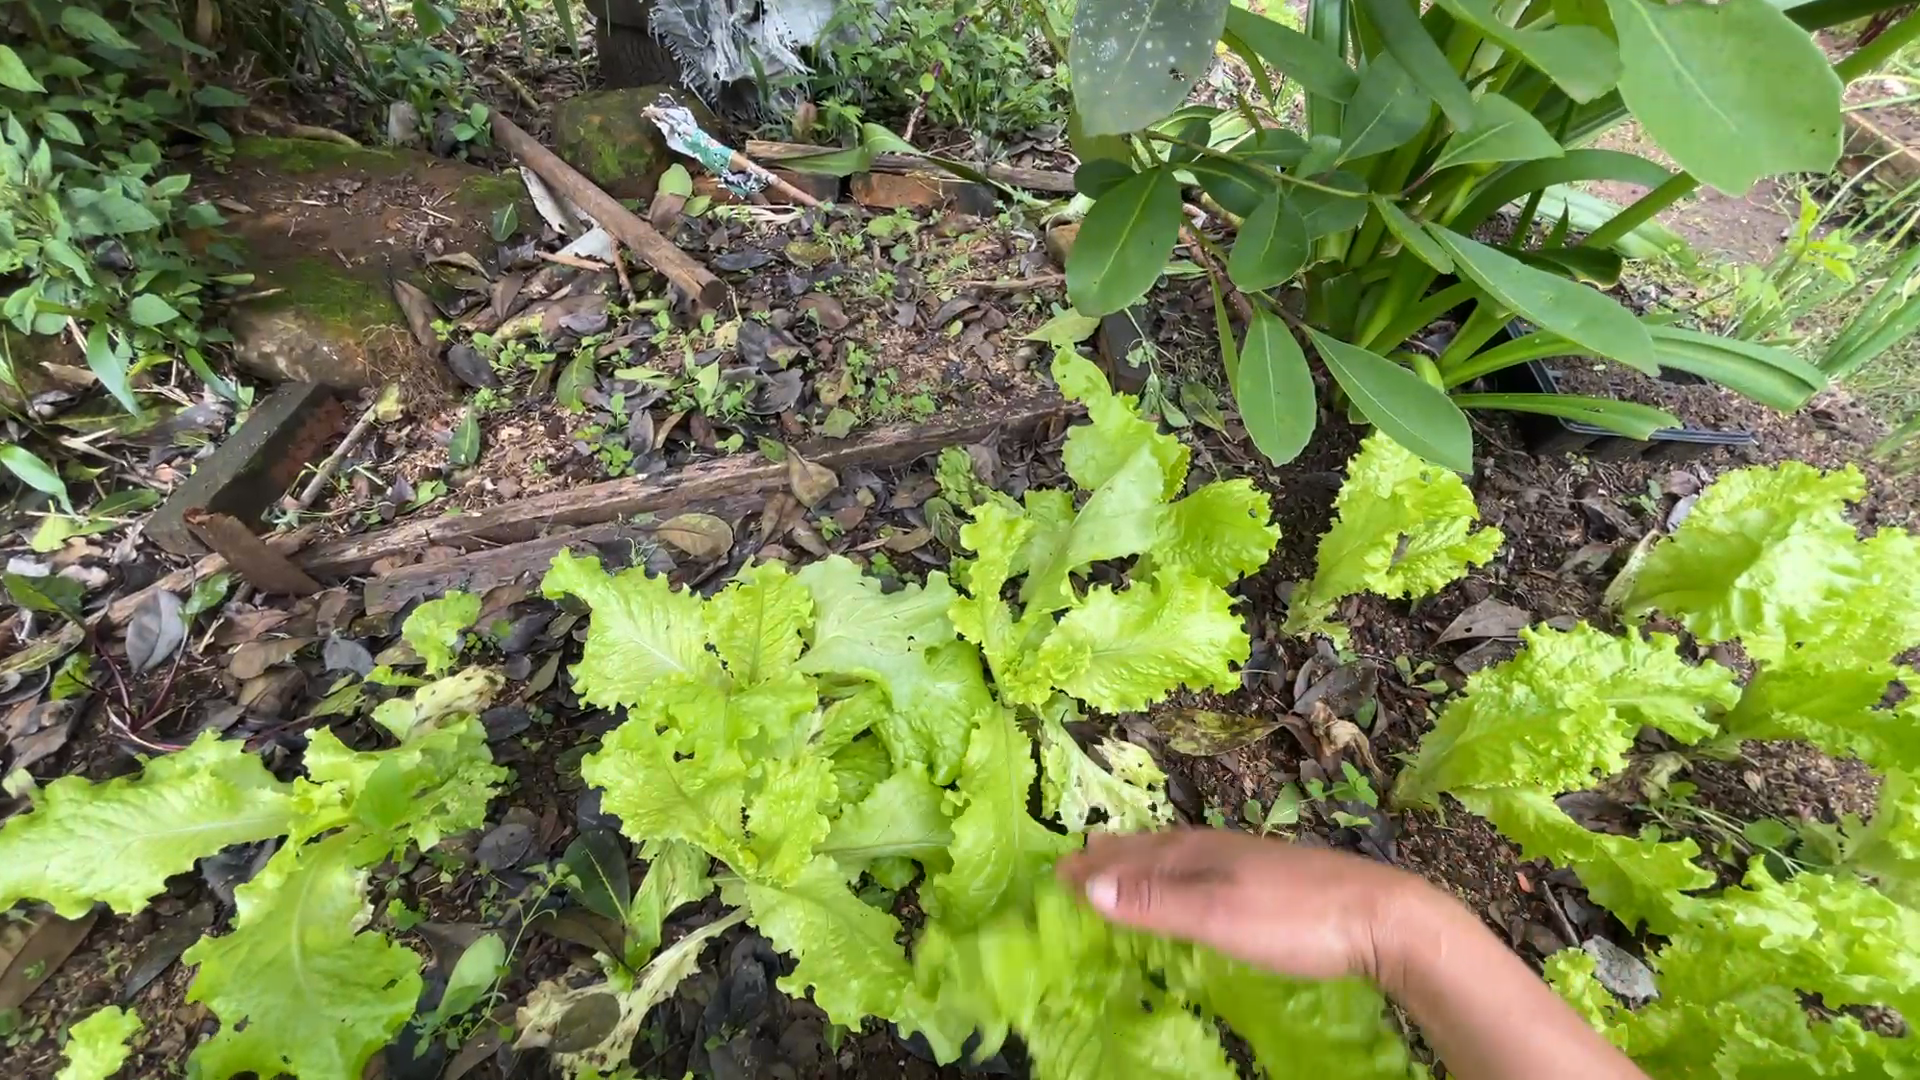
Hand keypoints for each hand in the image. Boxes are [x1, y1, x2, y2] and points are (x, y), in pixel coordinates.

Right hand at [1055, 828, 1433, 984]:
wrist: (1382, 914)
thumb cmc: (1294, 917)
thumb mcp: (1217, 915)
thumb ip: (1154, 901)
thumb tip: (1089, 884)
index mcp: (1193, 854)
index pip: (1129, 860)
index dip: (1094, 870)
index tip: (1057, 873)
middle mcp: (1210, 847)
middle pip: (1147, 848)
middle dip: (1110, 855)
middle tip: (1077, 857)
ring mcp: (1239, 858)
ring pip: (1174, 852)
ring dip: (1139, 856)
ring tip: (1119, 853)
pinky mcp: (1263, 874)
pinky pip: (1197, 862)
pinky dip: (1172, 866)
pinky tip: (1188, 872)